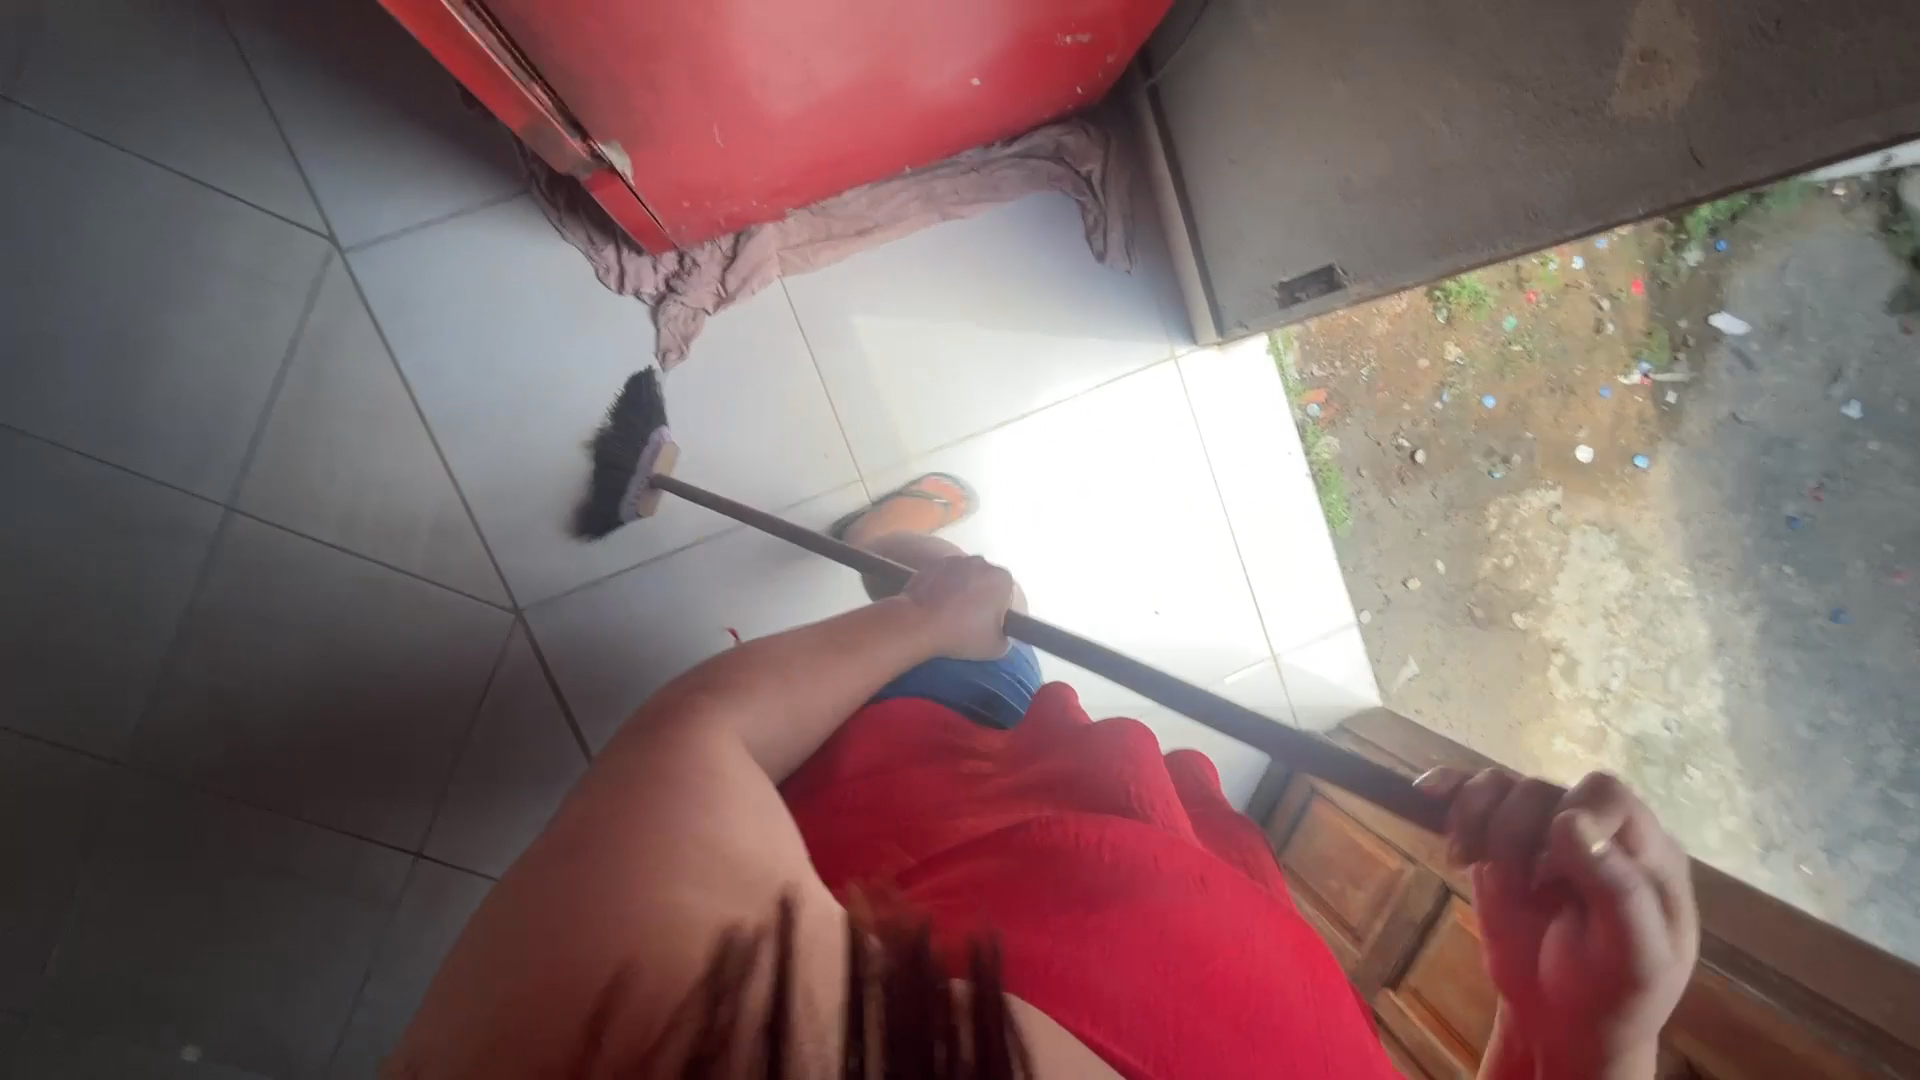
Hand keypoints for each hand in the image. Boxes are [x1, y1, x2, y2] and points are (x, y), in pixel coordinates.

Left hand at [899, 555, 1013, 660]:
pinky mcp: (933, 564)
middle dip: (982, 598)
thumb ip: (1005, 638)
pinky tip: (936, 605)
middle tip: (971, 621)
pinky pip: (945, 576)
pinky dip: (943, 587)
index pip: (1008, 596)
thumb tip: (1001, 634)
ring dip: (963, 590)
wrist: (918, 623)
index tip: (990, 627)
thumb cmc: (961, 633)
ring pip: (965, 577)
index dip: (1001, 613)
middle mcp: (981, 562)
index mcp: (1002, 579)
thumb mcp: (995, 648)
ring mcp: (955, 560)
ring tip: (950, 613)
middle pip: (987, 582)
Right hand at [1415, 768, 1698, 1079]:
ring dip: (1474, 823)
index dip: (1571, 815)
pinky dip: (1447, 788)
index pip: (1605, 794)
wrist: (1558, 1013)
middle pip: (1539, 790)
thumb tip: (1568, 819)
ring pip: (1497, 786)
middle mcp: (1592, 828)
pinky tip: (1429, 793)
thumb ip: (1616, 889)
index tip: (1550, 869)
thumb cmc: (1610, 990)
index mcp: (1644, 852)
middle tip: (1518, 888)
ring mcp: (1539, 829)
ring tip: (1469, 863)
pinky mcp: (1495, 834)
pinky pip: (1468, 790)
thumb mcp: (1633, 957)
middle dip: (1514, 835)